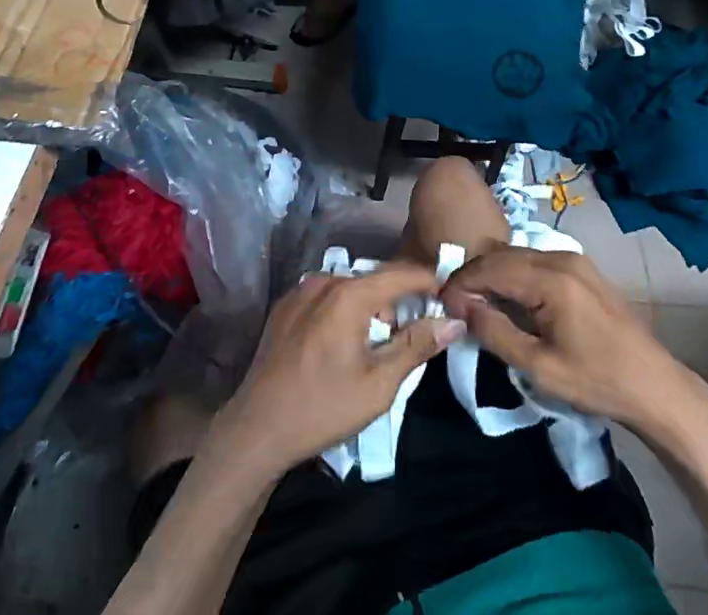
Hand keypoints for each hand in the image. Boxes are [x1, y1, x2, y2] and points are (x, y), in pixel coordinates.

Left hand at [208, 266, 462, 475]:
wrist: (254, 433)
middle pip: (377, 278)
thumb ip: (418, 345)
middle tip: (418, 328)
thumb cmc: (322, 408)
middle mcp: (324, 282)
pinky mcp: (284, 308)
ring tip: (382, 340)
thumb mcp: (379, 383)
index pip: (403, 274)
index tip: (450, 298)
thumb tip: (454, 321)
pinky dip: (347, 309)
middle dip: (402, 298)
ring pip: (352, 287)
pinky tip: (346, 340)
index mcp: (349, 295)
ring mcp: (299, 293)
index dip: (431, 283)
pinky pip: (328, 297)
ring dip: (373, 305)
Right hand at [442, 248, 699, 429]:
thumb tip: (463, 306)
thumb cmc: (595, 379)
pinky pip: (536, 262)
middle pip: (503, 255)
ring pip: (519, 255)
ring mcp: (576, 260)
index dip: (461, 284)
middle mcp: (563, 258)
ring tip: (475, 305)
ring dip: (493, 274)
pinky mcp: (582, 269)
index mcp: (552, 279)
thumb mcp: (538, 365)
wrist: (651, 382)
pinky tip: (506, 299)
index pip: (491, 267)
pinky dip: (514, 275)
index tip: (443, 306)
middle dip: (474, 276)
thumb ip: (496, 332)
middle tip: (455, 306)